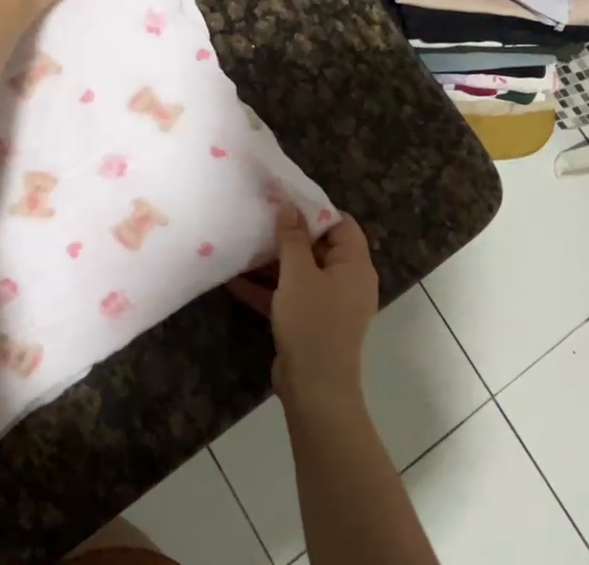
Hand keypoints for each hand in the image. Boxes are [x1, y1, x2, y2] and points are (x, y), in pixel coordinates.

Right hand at [228, 206, 378, 411]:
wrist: (314, 389)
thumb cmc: (312, 323)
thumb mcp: (298, 274)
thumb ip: (292, 238)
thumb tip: (288, 206)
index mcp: (354, 266)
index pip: (341, 224)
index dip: (314, 210)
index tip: (283, 199)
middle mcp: (346, 281)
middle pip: (318, 247)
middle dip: (287, 234)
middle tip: (256, 217)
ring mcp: (328, 304)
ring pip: (300, 272)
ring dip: (272, 262)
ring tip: (241, 244)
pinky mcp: (309, 322)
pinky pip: (288, 295)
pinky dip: (266, 288)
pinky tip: (233, 280)